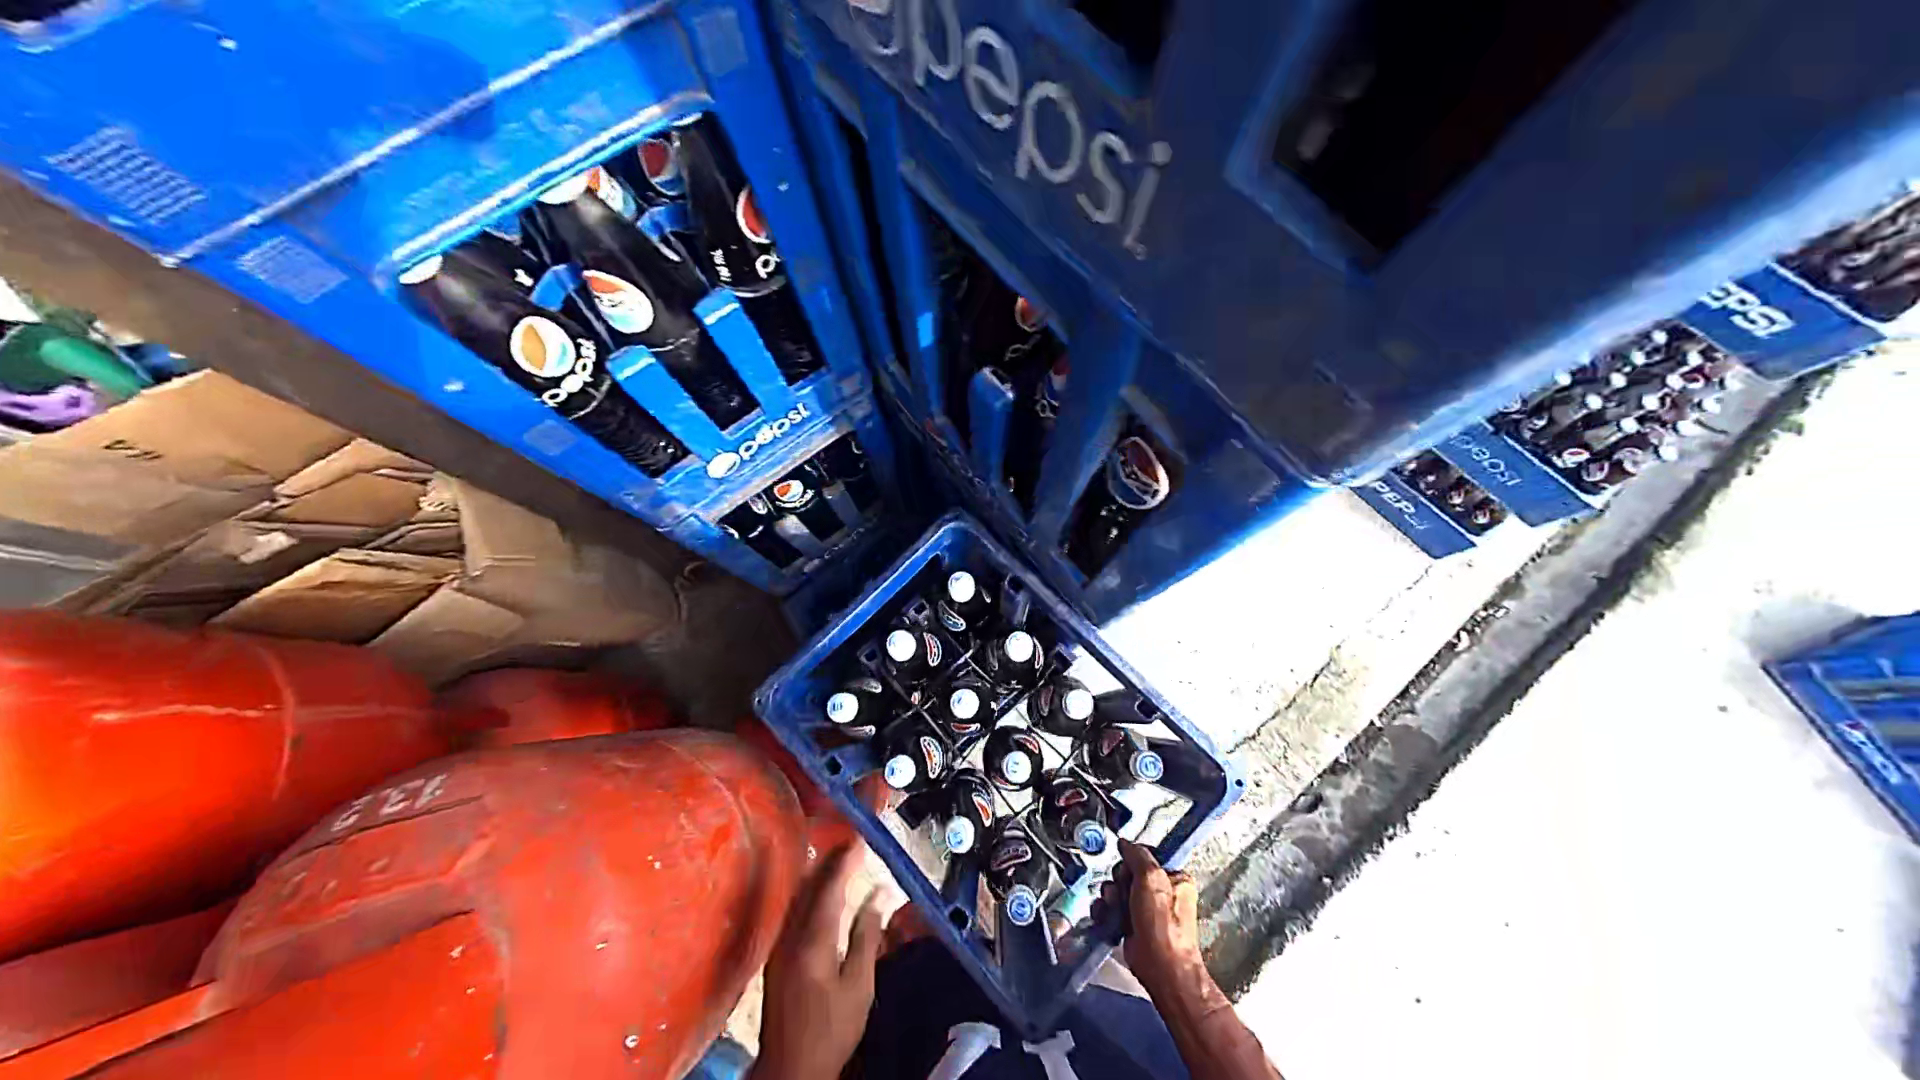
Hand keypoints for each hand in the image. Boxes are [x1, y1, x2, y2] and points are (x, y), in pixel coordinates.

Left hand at [751, 845, 885, 1079]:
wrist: (790, 1069)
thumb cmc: (832, 1030)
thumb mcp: (860, 985)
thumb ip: (867, 936)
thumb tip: (879, 895)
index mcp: (813, 940)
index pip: (830, 886)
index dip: (845, 859)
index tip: (860, 838)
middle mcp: (791, 934)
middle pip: (810, 884)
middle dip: (830, 860)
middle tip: (851, 841)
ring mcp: (780, 944)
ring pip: (799, 894)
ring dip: (818, 872)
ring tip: (839, 857)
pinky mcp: (776, 954)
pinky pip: (793, 908)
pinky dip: (809, 890)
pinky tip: (819, 890)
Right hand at [1104, 840, 1210, 1001]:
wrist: (1160, 966)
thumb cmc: (1164, 925)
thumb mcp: (1152, 878)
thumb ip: (1138, 855)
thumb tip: (1125, 843)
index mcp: (1174, 878)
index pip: (1146, 856)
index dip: (1133, 861)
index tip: (1129, 869)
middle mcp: (1160, 893)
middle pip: (1127, 872)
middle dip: (1119, 881)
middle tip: (1123, 892)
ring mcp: (1145, 910)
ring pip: (1116, 890)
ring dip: (1110, 897)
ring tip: (1115, 908)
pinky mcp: (1131, 924)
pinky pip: (1111, 908)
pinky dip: (1105, 911)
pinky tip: (1106, 916)